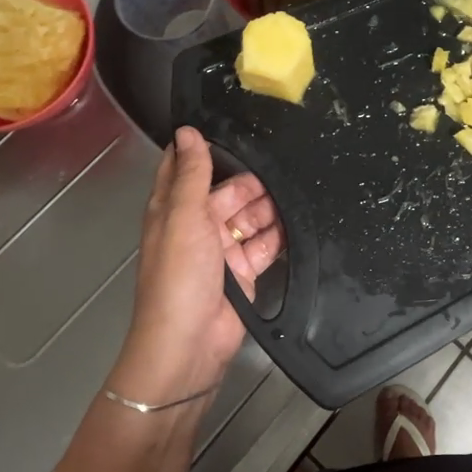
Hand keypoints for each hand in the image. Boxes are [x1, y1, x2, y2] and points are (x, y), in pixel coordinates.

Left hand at [109, 126, 282, 404]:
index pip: (187, 169)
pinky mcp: (245, 272)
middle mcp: (197, 225)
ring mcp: (222, 250)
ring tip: (296, 195)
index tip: (233, 126)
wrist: (189, 345)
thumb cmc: (178, 278)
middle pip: (229, 191)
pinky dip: (280, 236)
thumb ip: (192, 174)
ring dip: (269, 208)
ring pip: (250, 216)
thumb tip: (187, 131)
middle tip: (282, 170)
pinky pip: (266, 244)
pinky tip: (298, 222)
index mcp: (173, 209)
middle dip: (251, 183)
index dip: (204, 148)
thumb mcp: (183, 217)